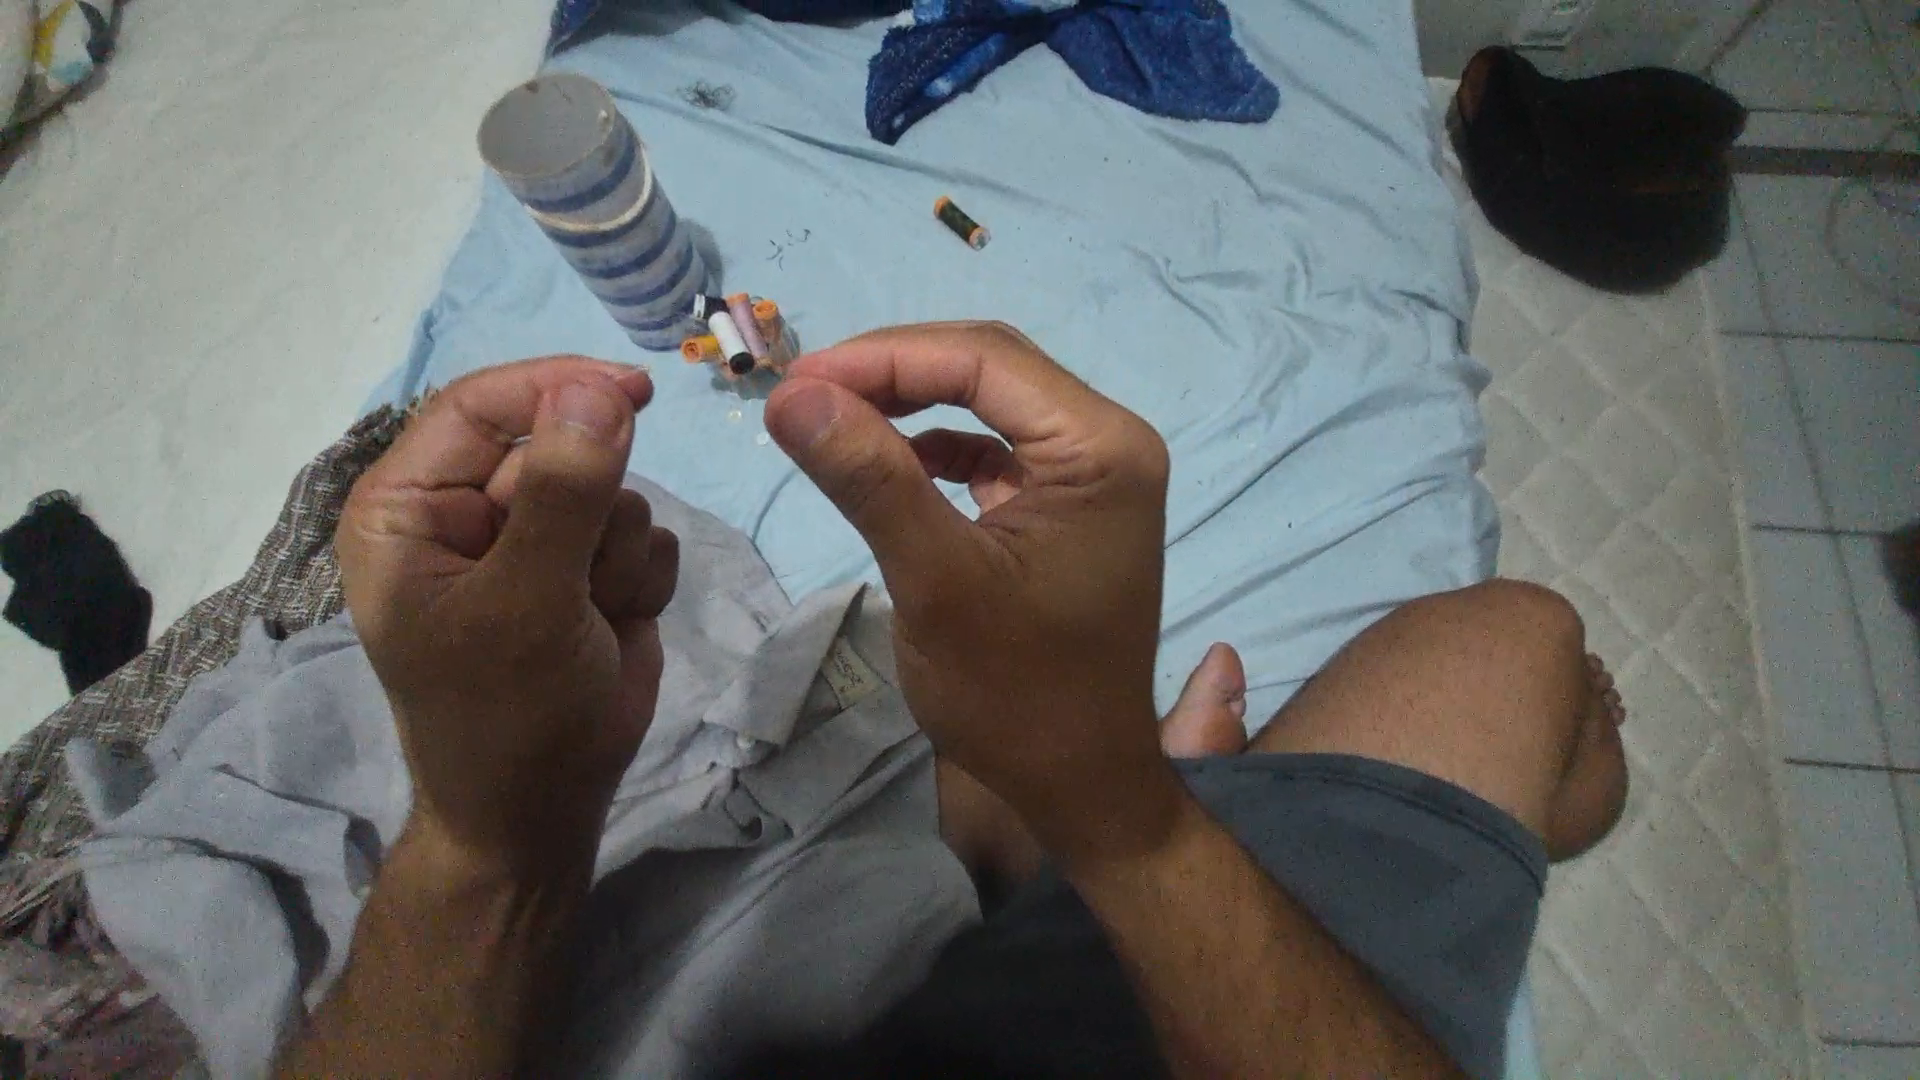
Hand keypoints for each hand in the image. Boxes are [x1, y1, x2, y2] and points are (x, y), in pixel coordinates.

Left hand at [336, 357, 677, 878]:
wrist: (552, 797)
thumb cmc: (507, 711)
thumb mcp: (525, 603)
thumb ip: (562, 496)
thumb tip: (600, 392)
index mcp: (416, 508)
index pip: (480, 409)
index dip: (556, 389)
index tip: (634, 390)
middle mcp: (479, 515)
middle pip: (565, 451)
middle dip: (596, 512)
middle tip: (583, 577)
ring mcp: (546, 544)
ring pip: (621, 496)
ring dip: (622, 556)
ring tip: (593, 615)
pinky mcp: (600, 571)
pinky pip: (650, 536)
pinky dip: (645, 579)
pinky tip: (619, 622)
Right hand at [765, 322, 1183, 866]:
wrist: (1078, 782)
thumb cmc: (1016, 695)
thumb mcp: (936, 582)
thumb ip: (870, 480)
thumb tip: (791, 394)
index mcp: (1102, 448)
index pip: (985, 358)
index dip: (883, 357)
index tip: (795, 380)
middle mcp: (1110, 444)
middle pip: (991, 369)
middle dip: (893, 372)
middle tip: (805, 395)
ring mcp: (1093, 475)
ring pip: (990, 404)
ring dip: (910, 402)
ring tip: (836, 420)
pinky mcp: (1068, 505)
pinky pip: (995, 450)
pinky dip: (938, 447)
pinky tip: (896, 462)